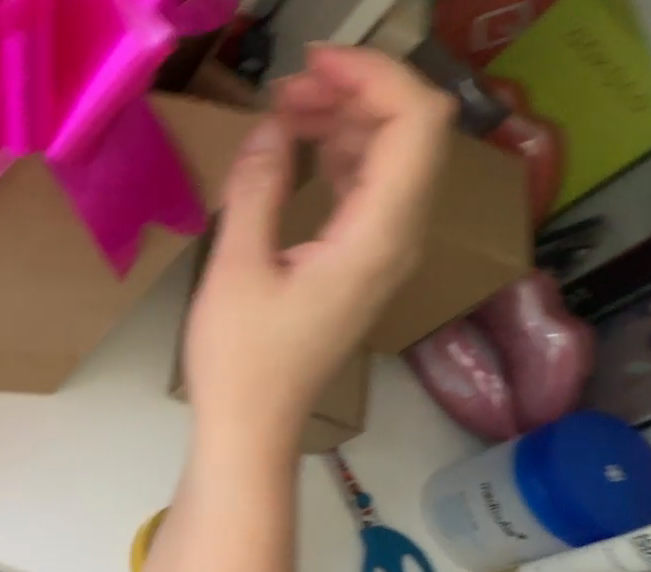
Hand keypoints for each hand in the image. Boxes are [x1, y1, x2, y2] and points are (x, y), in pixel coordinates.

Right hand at [183, 46, 455, 445]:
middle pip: (410, 135)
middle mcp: (398, 238)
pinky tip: (302, 157)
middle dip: (355, 95)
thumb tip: (272, 127)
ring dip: (347, 126)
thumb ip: (258, 191)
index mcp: (378, 234)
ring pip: (391, 163)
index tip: (309, 65)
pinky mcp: (361, 269)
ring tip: (286, 114)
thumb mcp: (236, 271)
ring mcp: (383, 255)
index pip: (414, 121)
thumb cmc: (240, 360)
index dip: (371, 76)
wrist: (251, 427)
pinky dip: (342, 162)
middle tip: (286, 89)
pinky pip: (370, 195)